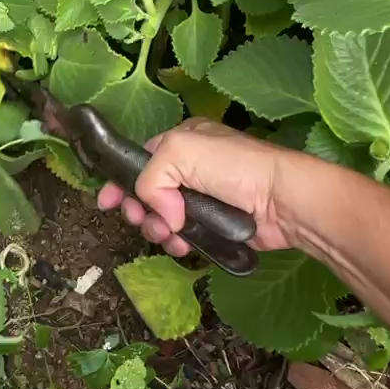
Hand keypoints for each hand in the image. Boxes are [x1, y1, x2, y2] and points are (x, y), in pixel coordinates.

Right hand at [96, 118, 310, 256]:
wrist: (283, 200)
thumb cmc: (234, 167)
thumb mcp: (179, 152)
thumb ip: (150, 177)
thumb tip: (159, 212)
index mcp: (182, 141)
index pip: (140, 160)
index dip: (120, 181)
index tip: (106, 202)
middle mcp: (191, 168)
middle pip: (147, 192)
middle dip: (140, 209)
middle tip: (144, 221)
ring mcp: (202, 198)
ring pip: (162, 218)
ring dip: (158, 230)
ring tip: (169, 235)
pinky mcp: (214, 225)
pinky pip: (183, 236)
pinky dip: (178, 243)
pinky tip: (183, 247)